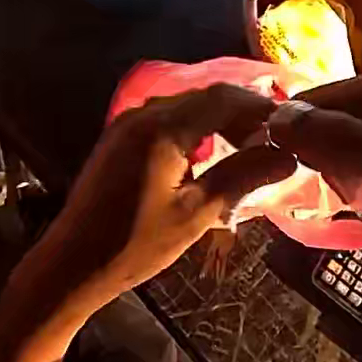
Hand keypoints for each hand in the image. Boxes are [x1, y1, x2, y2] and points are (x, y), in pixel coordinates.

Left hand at [9, 85, 298, 317]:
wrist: (72, 264)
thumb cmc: (135, 244)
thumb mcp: (196, 214)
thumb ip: (241, 177)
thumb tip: (287, 156)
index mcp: (162, 129)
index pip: (223, 97)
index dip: (260, 107)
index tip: (288, 129)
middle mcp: (142, 115)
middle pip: (204, 97)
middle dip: (241, 114)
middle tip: (271, 143)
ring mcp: (126, 125)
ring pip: (184, 107)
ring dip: (217, 121)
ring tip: (245, 150)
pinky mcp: (118, 139)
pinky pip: (165, 120)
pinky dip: (193, 130)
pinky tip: (207, 156)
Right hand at [267, 62, 361, 239]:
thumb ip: (337, 138)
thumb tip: (275, 118)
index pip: (316, 99)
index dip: (299, 136)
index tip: (304, 175)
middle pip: (329, 116)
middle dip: (324, 155)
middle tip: (348, 190)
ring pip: (343, 135)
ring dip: (341, 167)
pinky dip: (359, 171)